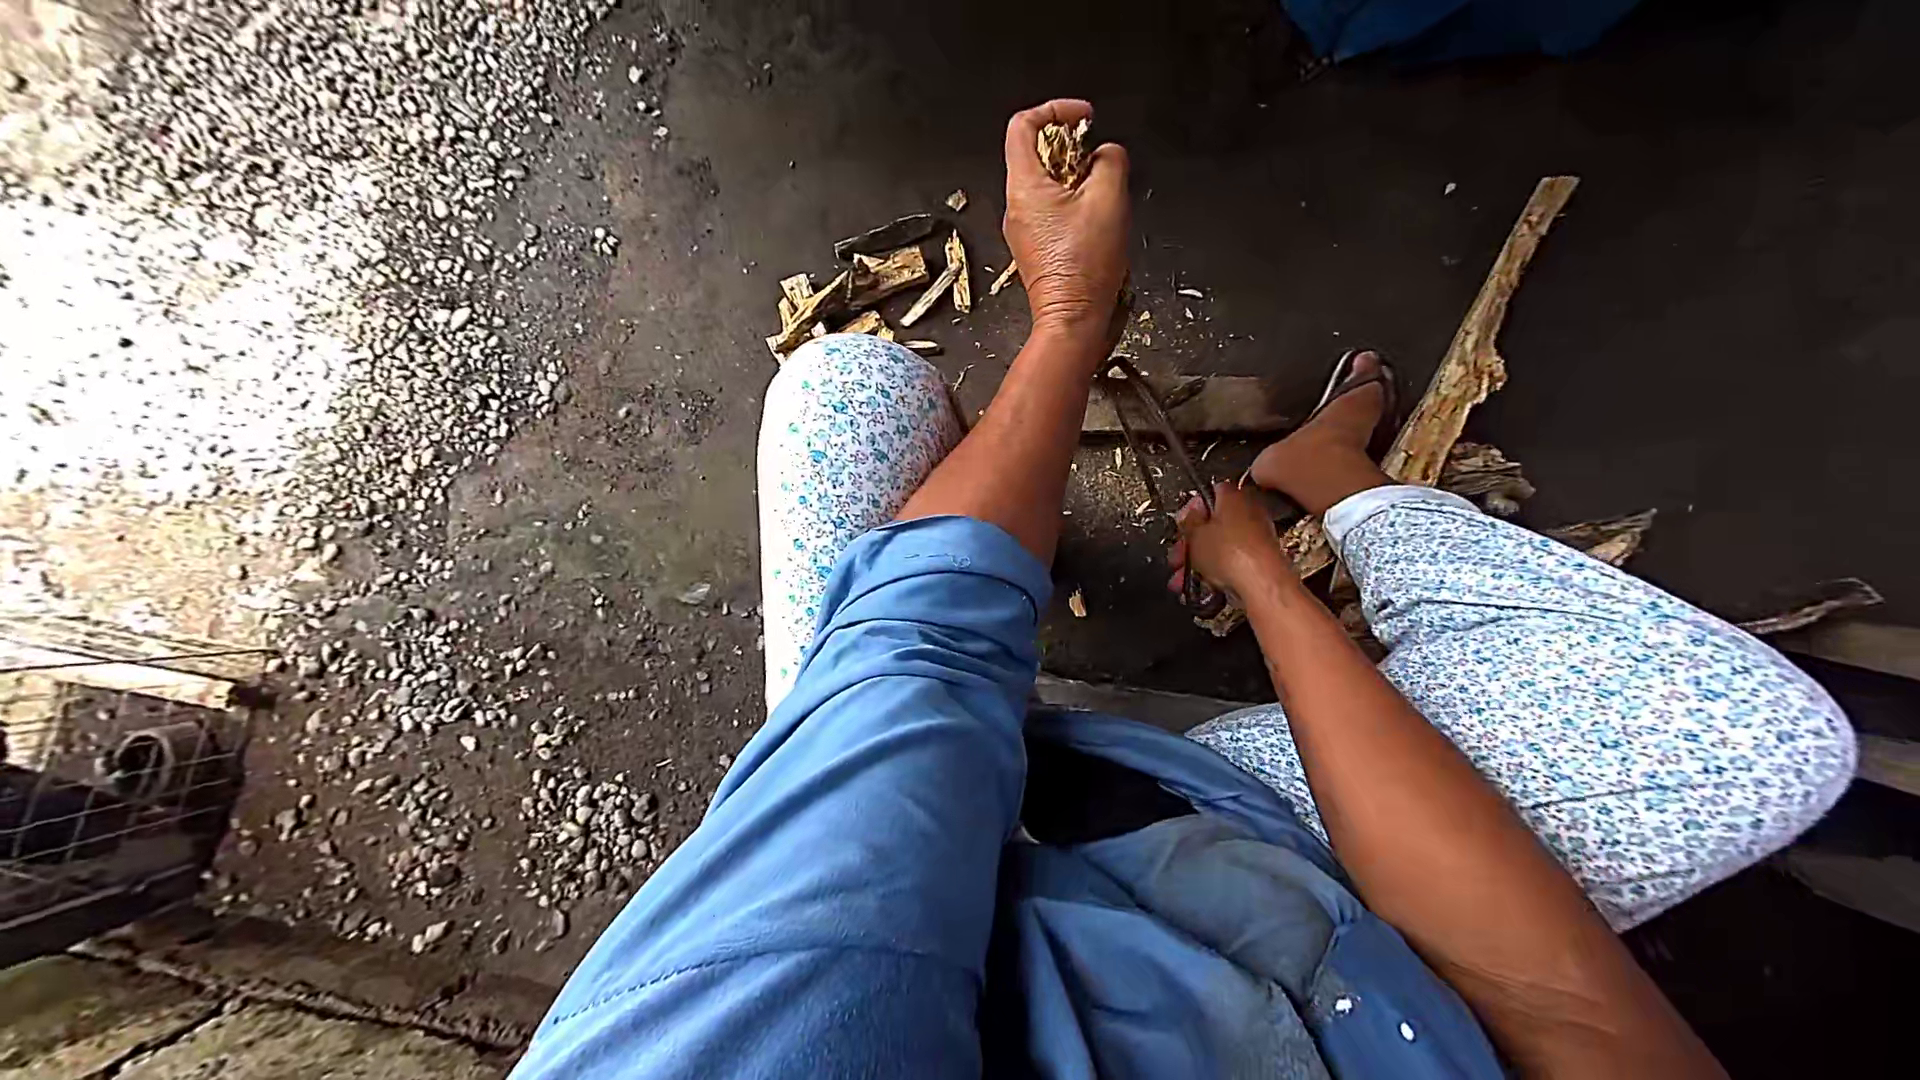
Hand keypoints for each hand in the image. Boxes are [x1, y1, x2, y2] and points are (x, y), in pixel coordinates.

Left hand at [1002, 99, 1130, 341]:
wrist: (1072, 320)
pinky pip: (1051, 213)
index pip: (1023, 125)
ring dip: (1076, 180)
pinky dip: (1073, 206)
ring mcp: (1023, 230)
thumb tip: (1106, 154)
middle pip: (1036, 155)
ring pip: (1047, 185)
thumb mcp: (1109, 199)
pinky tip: (1093, 223)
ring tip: (1099, 199)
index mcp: (1024, 188)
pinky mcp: (1035, 247)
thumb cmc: (1084, 270)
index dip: (1055, 109)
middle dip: (1072, 150)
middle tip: (1097, 165)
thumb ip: (1110, 160)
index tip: (1083, 118)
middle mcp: (1016, 208)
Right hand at [1168, 482, 1287, 600]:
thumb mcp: (1194, 535)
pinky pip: (1234, 558)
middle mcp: (1251, 510)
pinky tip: (1204, 582)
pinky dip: (1218, 568)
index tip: (1182, 524)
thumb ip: (1187, 521)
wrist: (1262, 583)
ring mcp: (1259, 533)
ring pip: (1222, 543)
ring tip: (1185, 575)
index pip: (1208, 493)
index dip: (1191, 510)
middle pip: (1214, 521)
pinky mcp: (1263, 555)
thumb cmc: (1232, 554)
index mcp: (1234, 496)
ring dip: (1201, 558)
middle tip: (1180, 553)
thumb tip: (1188, 515)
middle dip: (1193, 540)